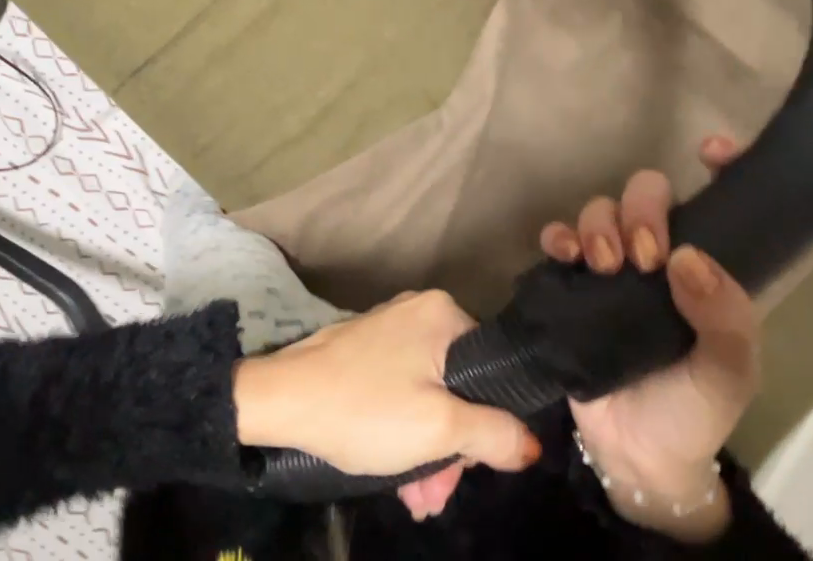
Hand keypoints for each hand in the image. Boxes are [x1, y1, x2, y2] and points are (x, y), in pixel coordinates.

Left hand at [233, 290, 538, 512]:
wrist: (280, 401)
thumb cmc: (365, 409)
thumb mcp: (440, 429)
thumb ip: (495, 433)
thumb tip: (531, 442)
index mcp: (443, 313)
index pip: (494, 369)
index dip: (491, 424)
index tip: (474, 467)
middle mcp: (418, 312)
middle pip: (460, 388)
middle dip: (453, 449)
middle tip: (437, 496)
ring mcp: (389, 331)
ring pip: (430, 397)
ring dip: (429, 452)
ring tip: (417, 501)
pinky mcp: (366, 352)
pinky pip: (403, 392)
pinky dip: (405, 432)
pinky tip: (400, 478)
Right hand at [540, 135, 760, 541]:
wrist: (634, 454)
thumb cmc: (694, 410)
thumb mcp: (729, 371)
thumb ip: (724, 317)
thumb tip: (686, 258)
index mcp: (708, 271)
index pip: (722, 204)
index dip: (723, 168)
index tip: (710, 148)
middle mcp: (661, 258)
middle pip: (647, 195)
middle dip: (642, 210)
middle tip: (643, 257)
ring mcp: (613, 269)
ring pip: (602, 210)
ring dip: (601, 224)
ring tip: (603, 265)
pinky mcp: (570, 283)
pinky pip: (558, 238)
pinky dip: (558, 235)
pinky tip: (563, 254)